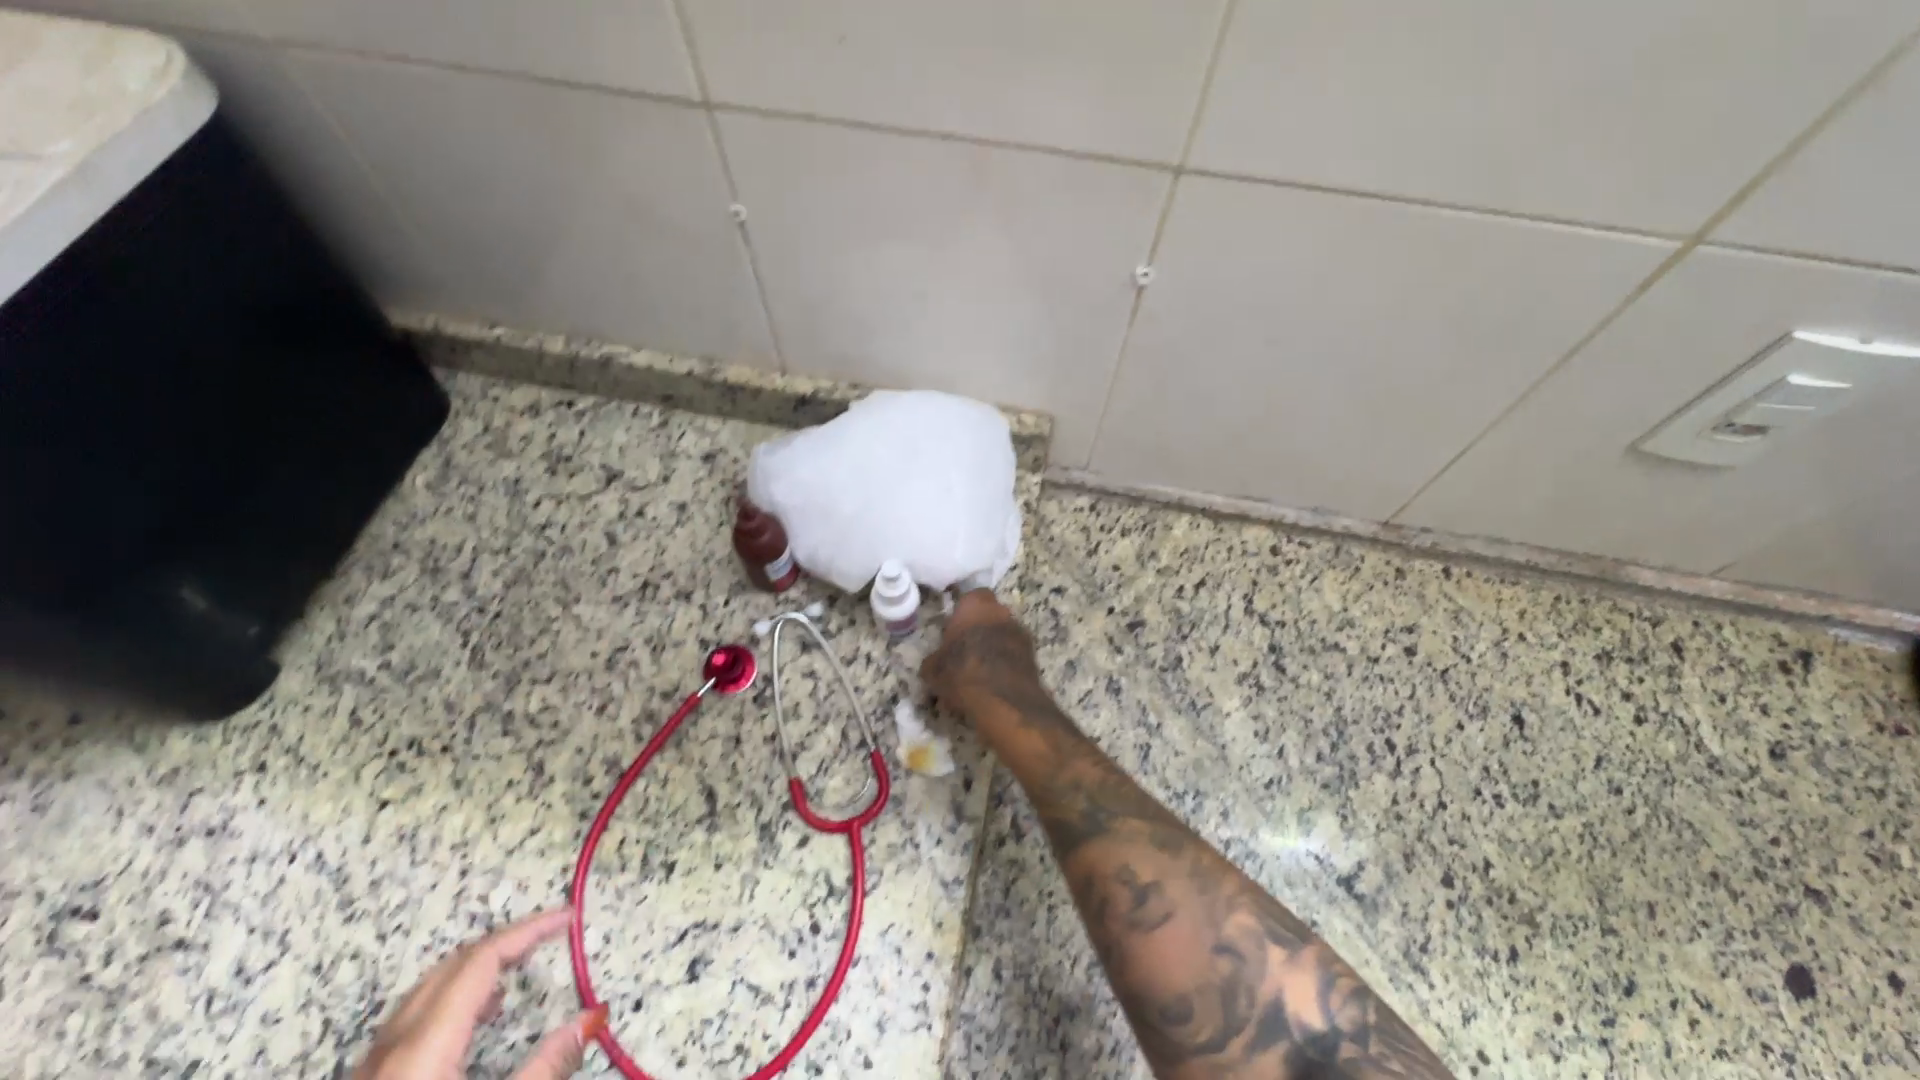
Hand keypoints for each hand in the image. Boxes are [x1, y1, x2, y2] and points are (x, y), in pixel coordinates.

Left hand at [354, 908, 606, 1079]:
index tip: (570, 917)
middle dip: (504, 942)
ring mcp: (372, 1065)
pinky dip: (453, 998)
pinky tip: (474, 1020)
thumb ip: (544, 1067)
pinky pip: (414, 1017)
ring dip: (476, 969)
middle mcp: (392, 1044)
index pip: (482, 960)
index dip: (529, 930)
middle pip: (451, 966)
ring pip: (427, 989)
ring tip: (520, 969)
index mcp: (425, 1045)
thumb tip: (592, 1018)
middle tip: (551, 935)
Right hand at [920, 589, 1041, 714]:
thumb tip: (936, 661)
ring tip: (982, 668)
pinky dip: (1008, 661)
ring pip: (1006, 633)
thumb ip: (936, 658)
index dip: (963, 612)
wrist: (1001, 699)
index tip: (955, 629)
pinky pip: (1016, 653)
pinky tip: (996, 680)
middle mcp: (1001, 612)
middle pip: (991, 614)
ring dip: (996, 645)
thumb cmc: (960, 672)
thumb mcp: (933, 668)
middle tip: (966, 648)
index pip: (972, 597)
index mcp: (975, 606)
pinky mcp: (1033, 655)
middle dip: (981, 628)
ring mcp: (1021, 632)